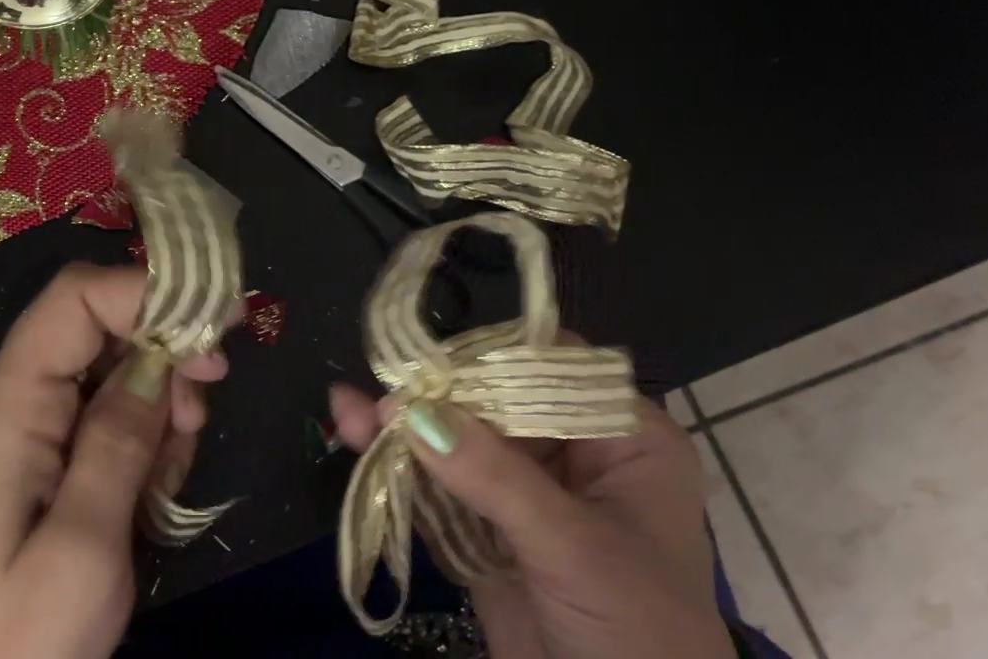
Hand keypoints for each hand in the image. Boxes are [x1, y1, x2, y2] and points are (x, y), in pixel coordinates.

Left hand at [0, 264, 227, 658]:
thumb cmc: (20, 638)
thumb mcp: (84, 546)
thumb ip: (119, 442)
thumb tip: (158, 360)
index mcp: (6, 404)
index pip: (75, 298)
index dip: (148, 292)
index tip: (220, 325)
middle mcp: (6, 401)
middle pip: (93, 333)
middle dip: (159, 359)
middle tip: (199, 416)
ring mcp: (18, 433)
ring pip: (103, 378)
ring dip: (153, 410)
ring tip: (167, 478)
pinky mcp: (33, 465)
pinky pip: (94, 423)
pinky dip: (135, 442)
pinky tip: (149, 495)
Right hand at [330, 384, 735, 658]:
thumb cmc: (639, 636)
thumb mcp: (575, 550)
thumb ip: (494, 477)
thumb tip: (408, 410)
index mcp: (623, 441)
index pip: (552, 369)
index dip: (492, 357)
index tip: (433, 361)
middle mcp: (572, 455)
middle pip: (491, 399)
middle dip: (434, 394)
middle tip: (382, 390)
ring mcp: (522, 491)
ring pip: (456, 438)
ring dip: (402, 425)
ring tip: (348, 409)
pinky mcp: (482, 527)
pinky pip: (435, 483)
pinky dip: (396, 463)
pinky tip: (354, 434)